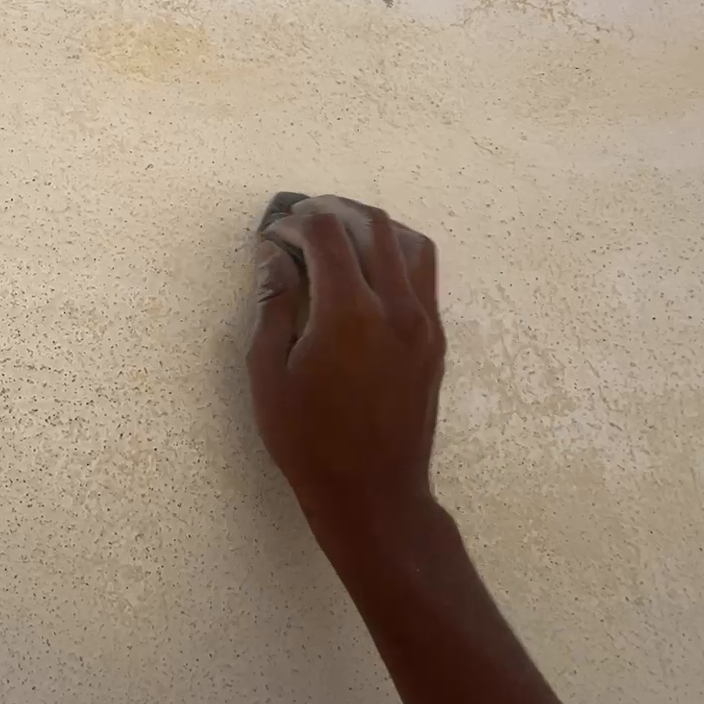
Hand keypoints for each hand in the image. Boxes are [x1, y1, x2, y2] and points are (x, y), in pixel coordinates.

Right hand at [246, 193, 445, 542]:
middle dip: (332, 211)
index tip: (271, 237)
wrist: (373, 492)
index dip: (293, 222)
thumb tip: (272, 255)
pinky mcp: (435, 338)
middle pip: (373, 225)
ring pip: (409, 242)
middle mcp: (396, 306)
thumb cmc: (307, 437)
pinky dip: (392, 253)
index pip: (326, 234)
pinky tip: (362, 272)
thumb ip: (272, 303)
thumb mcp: (268, 370)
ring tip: (335, 238)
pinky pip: (422, 272)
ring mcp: (424, 321)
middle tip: (298, 222)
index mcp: (349, 313)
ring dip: (369, 227)